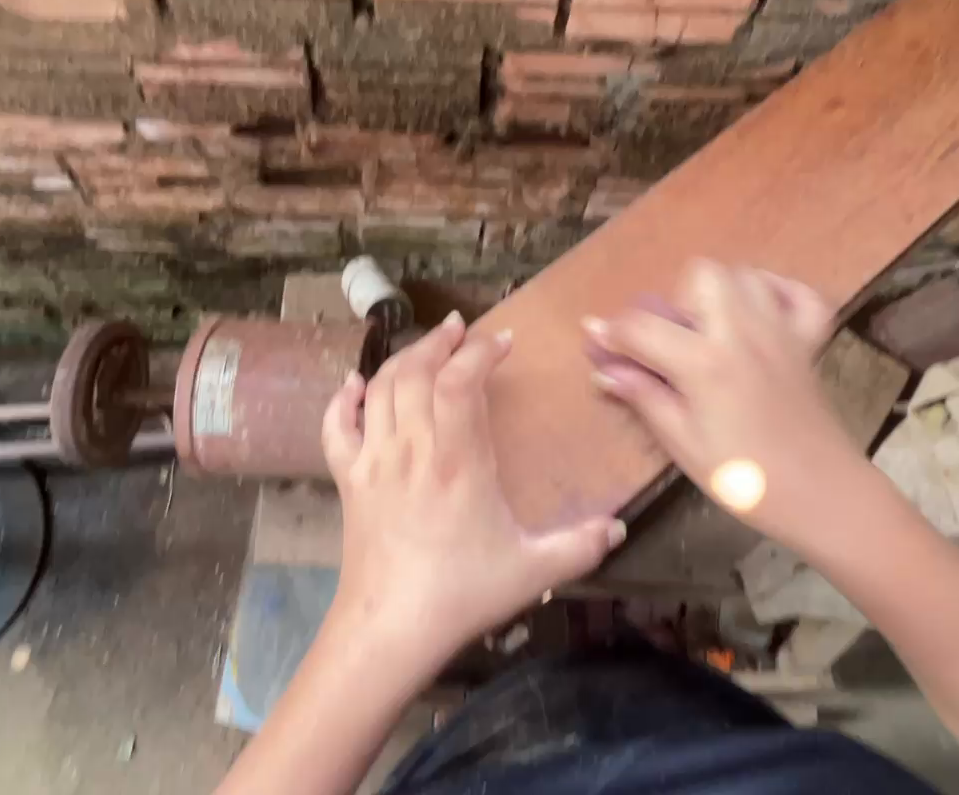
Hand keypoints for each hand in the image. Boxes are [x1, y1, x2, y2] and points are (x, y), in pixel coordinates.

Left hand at [321, 312, 626, 667]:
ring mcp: (374, 460)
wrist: (389, 630)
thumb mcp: (533, 572)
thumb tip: (621, 528)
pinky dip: (343, 399)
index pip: (462, 381)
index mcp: (458, 459)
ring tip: (426, 345)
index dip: (481, 352)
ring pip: (380, 388)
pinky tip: (354, 385)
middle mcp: (412, 446)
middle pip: (416, 371)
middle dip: (439, 341)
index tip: (503, 341)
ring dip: (402, 358)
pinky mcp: (349, 479)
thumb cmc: (461, 594)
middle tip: (460, 328)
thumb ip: (580, 546)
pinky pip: (337, 427)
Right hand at [586, 260, 870, 536]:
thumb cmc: (746, 480)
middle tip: (670, 340)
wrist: (825, 497)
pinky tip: (758, 313)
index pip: (643, 327)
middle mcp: (743, 331)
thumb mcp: (683, 444)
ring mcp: (781, 331)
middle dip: (675, 298)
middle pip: (701, 274)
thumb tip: (604, 370)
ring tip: (708, 329)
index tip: (594, 336)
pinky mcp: (810, 342)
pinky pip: (797, 294)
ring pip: (745, 275)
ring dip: (718, 291)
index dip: (611, 332)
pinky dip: (775, 292)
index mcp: (705, 362)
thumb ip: (644, 397)